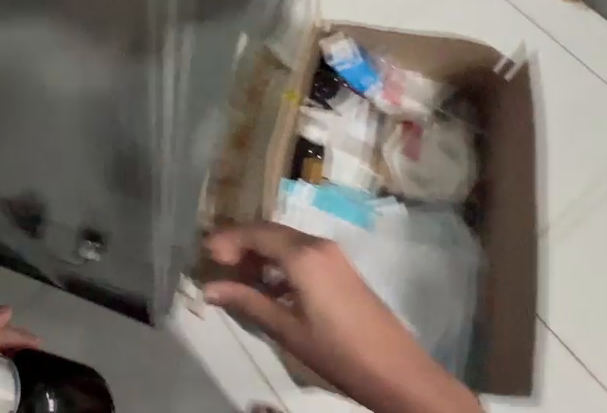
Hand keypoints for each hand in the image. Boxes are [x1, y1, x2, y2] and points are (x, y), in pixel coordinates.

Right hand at [202, 222, 479, 412]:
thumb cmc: (339, 351)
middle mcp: (317, 244)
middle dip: (242, 244)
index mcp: (303, 254)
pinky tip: (270, 289)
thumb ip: (248, 303)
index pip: (255, 233)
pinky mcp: (342, 270)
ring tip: (240, 279)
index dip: (227, 239)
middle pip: (270, 232)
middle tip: (218, 264)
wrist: (400, 373)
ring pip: (286, 243)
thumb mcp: (288, 330)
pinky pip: (302, 254)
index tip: (205, 254)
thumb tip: (209, 289)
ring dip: (261, 254)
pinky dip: (280, 264)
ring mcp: (333, 256)